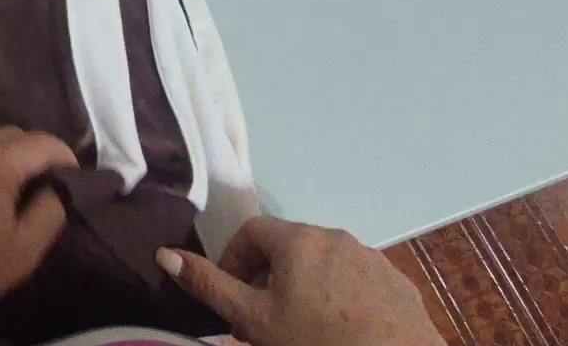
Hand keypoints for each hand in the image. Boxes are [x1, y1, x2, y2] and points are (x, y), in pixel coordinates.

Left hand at [0, 127, 75, 345]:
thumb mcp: (24, 250)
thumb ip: (51, 212)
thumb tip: (57, 187)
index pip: (42, 142)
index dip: (65, 156)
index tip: (75, 179)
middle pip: (15, 133)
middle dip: (37, 151)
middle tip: (49, 182)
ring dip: (9, 151)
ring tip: (18, 182)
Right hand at [157, 216, 443, 345]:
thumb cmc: (319, 345)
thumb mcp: (255, 321)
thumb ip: (210, 285)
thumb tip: (163, 253)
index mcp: (297, 238)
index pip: (251, 232)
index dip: (235, 261)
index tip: (234, 297)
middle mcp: (336, 237)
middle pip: (289, 249)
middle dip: (270, 279)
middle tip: (265, 321)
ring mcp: (374, 262)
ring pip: (326, 267)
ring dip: (308, 289)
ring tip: (305, 331)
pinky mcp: (404, 290)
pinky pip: (360, 285)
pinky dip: (345, 301)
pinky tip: (345, 336)